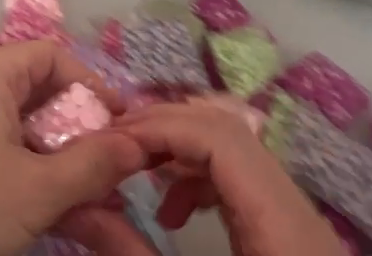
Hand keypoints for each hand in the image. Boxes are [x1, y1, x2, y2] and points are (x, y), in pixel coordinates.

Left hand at [0, 40, 153, 255]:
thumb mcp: (37, 187)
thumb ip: (92, 165)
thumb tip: (137, 143)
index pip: (52, 57)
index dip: (93, 87)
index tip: (125, 129)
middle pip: (48, 105)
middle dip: (92, 150)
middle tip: (126, 183)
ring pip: (36, 147)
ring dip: (76, 184)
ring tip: (121, 233)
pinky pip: (14, 166)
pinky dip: (46, 193)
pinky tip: (83, 230)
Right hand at [114, 101, 341, 255]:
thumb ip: (131, 253)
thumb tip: (74, 208)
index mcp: (284, 230)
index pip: (220, 140)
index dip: (160, 128)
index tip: (109, 144)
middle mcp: (297, 214)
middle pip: (226, 133)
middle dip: (163, 130)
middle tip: (111, 147)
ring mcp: (297, 224)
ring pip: (234, 151)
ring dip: (177, 151)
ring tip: (134, 174)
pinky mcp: (290, 238)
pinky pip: (241, 181)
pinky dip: (197, 179)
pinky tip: (170, 211)